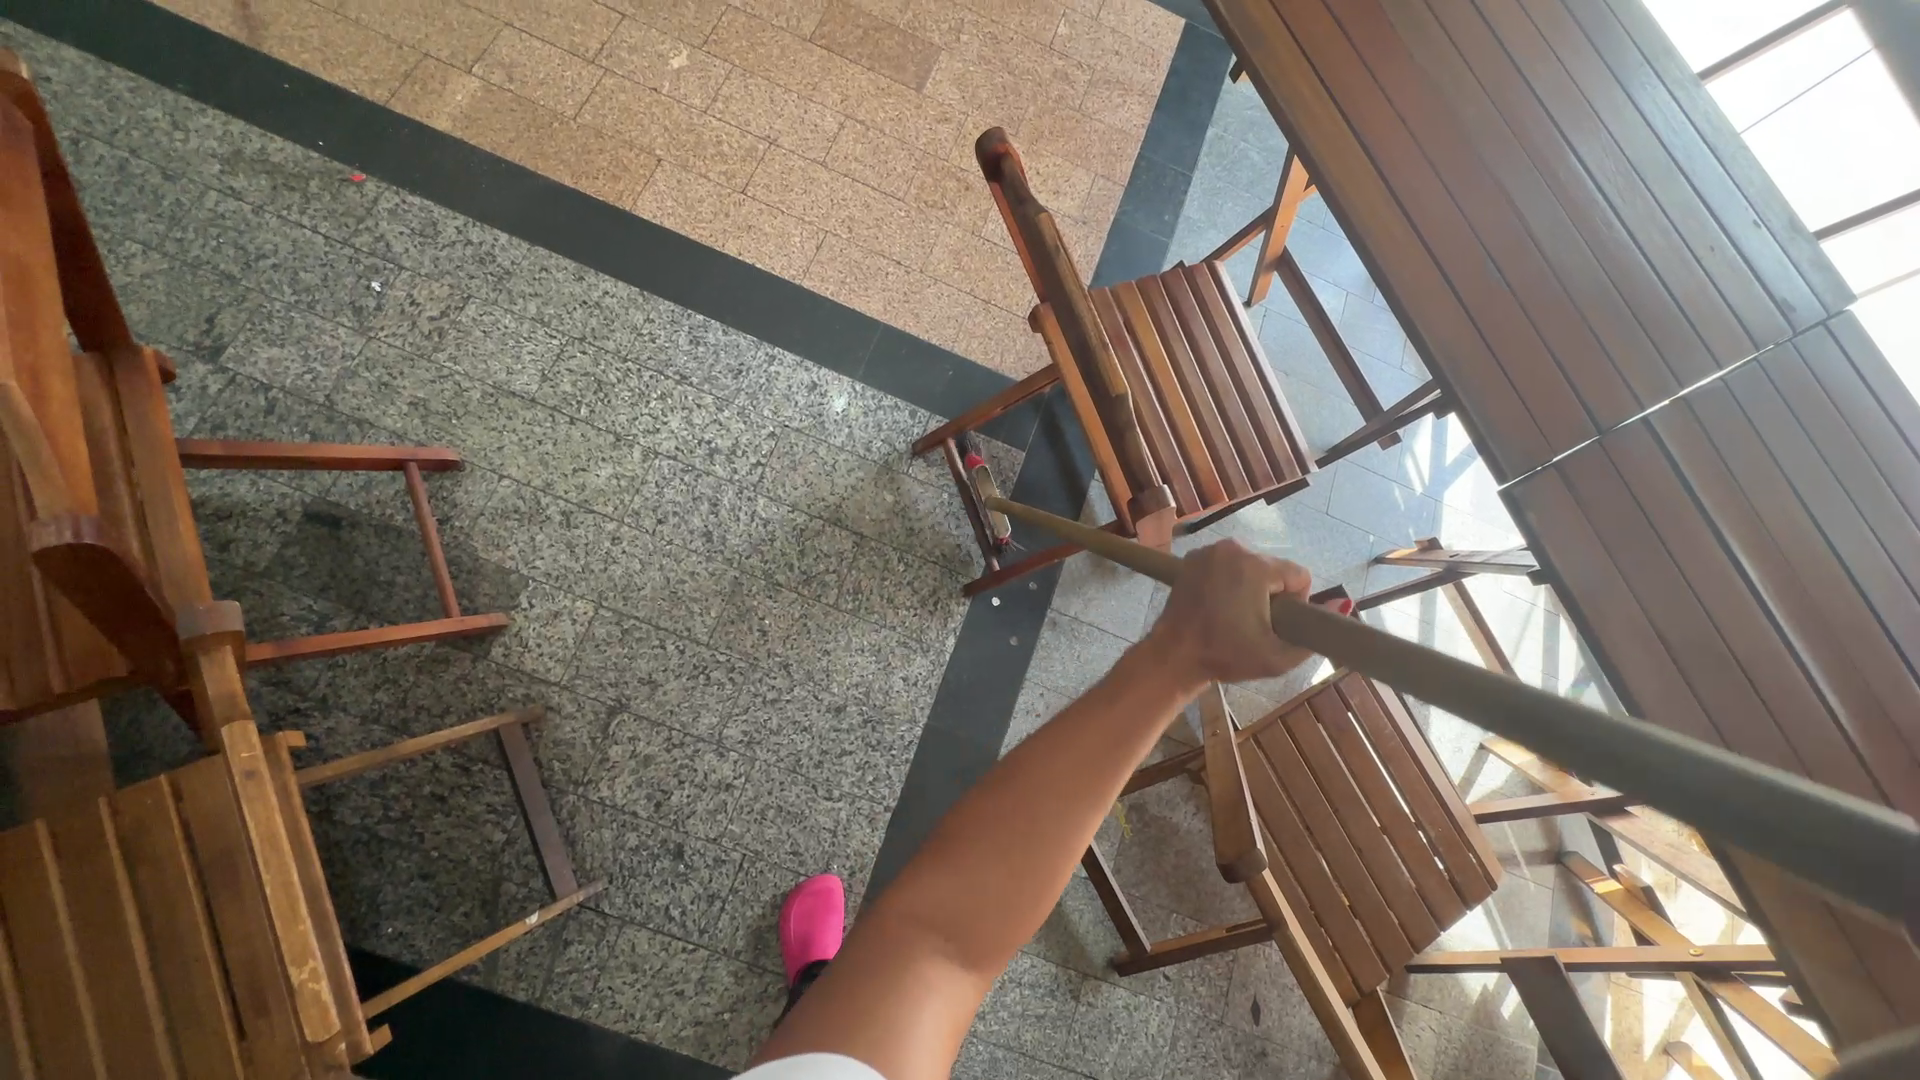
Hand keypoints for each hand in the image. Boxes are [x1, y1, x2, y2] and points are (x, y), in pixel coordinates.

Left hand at [1144, 540, 1319, 685]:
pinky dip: (1228, 580)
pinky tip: (1218, 604)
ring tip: (1233, 614)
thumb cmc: (1226, 656)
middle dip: (1271, 593)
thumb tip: (1344, 605)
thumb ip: (1313, 634)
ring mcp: (1209, 551)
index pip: (1299, 575)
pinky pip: (1227, 564)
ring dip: (1250, 586)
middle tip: (1251, 622)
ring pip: (1250, 565)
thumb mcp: (1277, 656)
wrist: (1175, 654)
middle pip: (1273, 568)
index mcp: (1255, 566)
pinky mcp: (1193, 558)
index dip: (1295, 602)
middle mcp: (1233, 549)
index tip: (1276, 622)